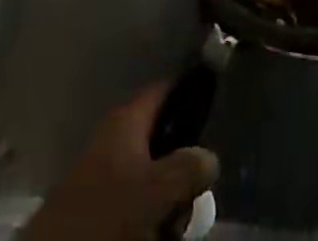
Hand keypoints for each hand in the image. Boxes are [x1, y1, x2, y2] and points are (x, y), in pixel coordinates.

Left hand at [19, 83, 220, 240]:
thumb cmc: (109, 207)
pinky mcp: (106, 196)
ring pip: (157, 174)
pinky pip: (142, 198)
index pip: (163, 91)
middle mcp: (118, 135)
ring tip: (172, 221)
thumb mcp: (156, 188)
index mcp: (127, 119)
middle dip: (184, 165)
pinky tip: (156, 232)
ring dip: (170, 197)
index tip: (212, 106)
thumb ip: (188, 168)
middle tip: (193, 190)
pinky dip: (153, 212)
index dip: (188, 94)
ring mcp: (111, 166)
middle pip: (165, 139)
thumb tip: (209, 155)